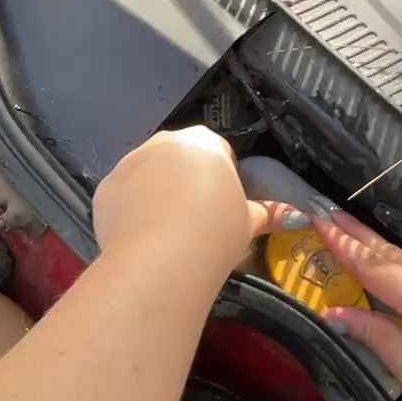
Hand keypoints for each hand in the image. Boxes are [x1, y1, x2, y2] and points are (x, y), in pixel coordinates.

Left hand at [92, 128, 300, 267]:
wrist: (160, 258)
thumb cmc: (215, 232)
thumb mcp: (247, 222)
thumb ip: (268, 213)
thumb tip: (297, 216)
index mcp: (203, 142)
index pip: (218, 151)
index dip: (223, 179)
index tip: (224, 208)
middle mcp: (162, 142)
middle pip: (179, 159)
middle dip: (186, 183)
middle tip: (198, 222)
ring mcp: (128, 162)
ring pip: (147, 175)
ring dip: (156, 195)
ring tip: (167, 235)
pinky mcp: (105, 188)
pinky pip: (123, 197)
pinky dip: (131, 212)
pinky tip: (142, 240)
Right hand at [314, 209, 401, 400]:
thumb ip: (378, 339)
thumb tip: (334, 313)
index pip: (377, 267)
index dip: (344, 245)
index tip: (317, 220)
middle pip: (398, 257)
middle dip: (361, 236)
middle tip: (328, 215)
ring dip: (384, 251)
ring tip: (353, 236)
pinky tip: (396, 270)